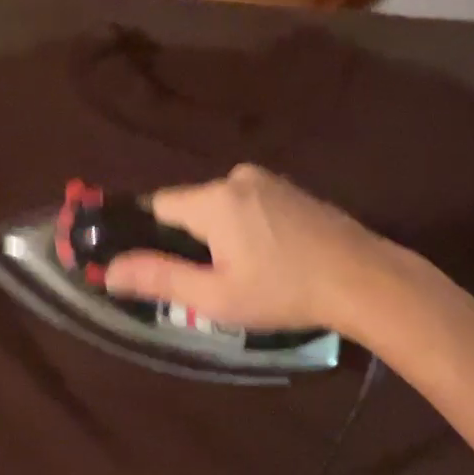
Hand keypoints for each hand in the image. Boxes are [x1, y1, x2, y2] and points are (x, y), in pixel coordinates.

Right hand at [103, 164, 393, 331]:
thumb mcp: (216, 296)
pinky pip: (246, 206)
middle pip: (188, 207)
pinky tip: (262, 261)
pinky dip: (241, 230)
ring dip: (215, 237)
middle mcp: (237, 178)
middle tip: (200, 282)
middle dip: (184, 241)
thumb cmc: (284, 292)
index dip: (144, 234)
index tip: (147, 264)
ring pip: (218, 208)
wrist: (364, 280)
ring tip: (236, 276)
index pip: (155, 205)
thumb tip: (109, 271)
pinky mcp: (291, 191)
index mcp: (213, 200)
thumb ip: (159, 279)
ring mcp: (269, 181)